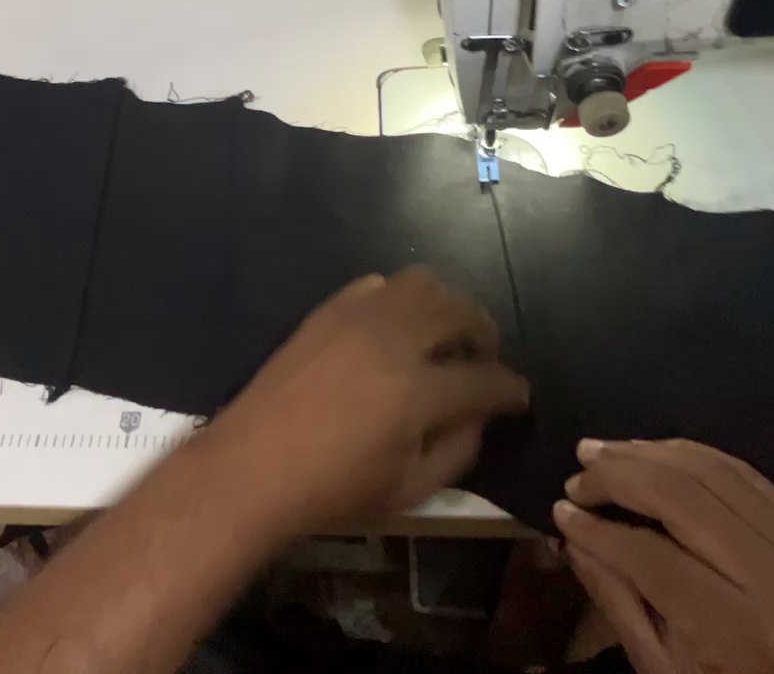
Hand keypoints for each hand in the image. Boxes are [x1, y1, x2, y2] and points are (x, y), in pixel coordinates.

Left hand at [200, 267, 528, 533]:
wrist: (254, 463)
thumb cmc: (333, 489)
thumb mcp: (409, 491)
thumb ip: (458, 449)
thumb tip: (479, 416)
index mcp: (419, 391)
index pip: (487, 378)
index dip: (512, 388)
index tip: (519, 395)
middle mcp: (395, 339)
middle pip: (461, 310)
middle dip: (486, 332)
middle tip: (484, 359)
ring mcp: (359, 316)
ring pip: (423, 282)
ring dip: (445, 305)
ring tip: (442, 336)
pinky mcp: (329, 309)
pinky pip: (378, 283)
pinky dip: (399, 299)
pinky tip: (394, 328)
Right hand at [554, 440, 773, 673]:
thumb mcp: (665, 673)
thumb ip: (617, 600)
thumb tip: (571, 534)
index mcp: (745, 634)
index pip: (653, 556)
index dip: (598, 529)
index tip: (559, 511)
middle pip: (683, 497)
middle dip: (617, 477)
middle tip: (576, 476)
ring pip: (710, 471)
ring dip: (645, 452)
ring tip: (599, 452)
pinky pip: (742, 472)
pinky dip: (688, 453)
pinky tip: (650, 453)